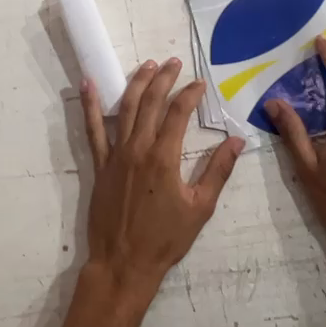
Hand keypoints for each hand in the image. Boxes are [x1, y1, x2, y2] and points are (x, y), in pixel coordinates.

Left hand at [78, 58, 243, 302]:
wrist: (123, 264)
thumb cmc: (166, 239)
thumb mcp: (200, 207)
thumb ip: (218, 171)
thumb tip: (237, 141)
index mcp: (165, 157)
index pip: (178, 113)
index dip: (190, 94)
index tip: (200, 83)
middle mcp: (138, 148)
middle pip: (151, 102)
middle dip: (164, 78)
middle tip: (174, 62)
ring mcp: (116, 154)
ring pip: (126, 108)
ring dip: (137, 83)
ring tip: (147, 65)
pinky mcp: (100, 164)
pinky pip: (93, 129)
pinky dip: (90, 105)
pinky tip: (88, 83)